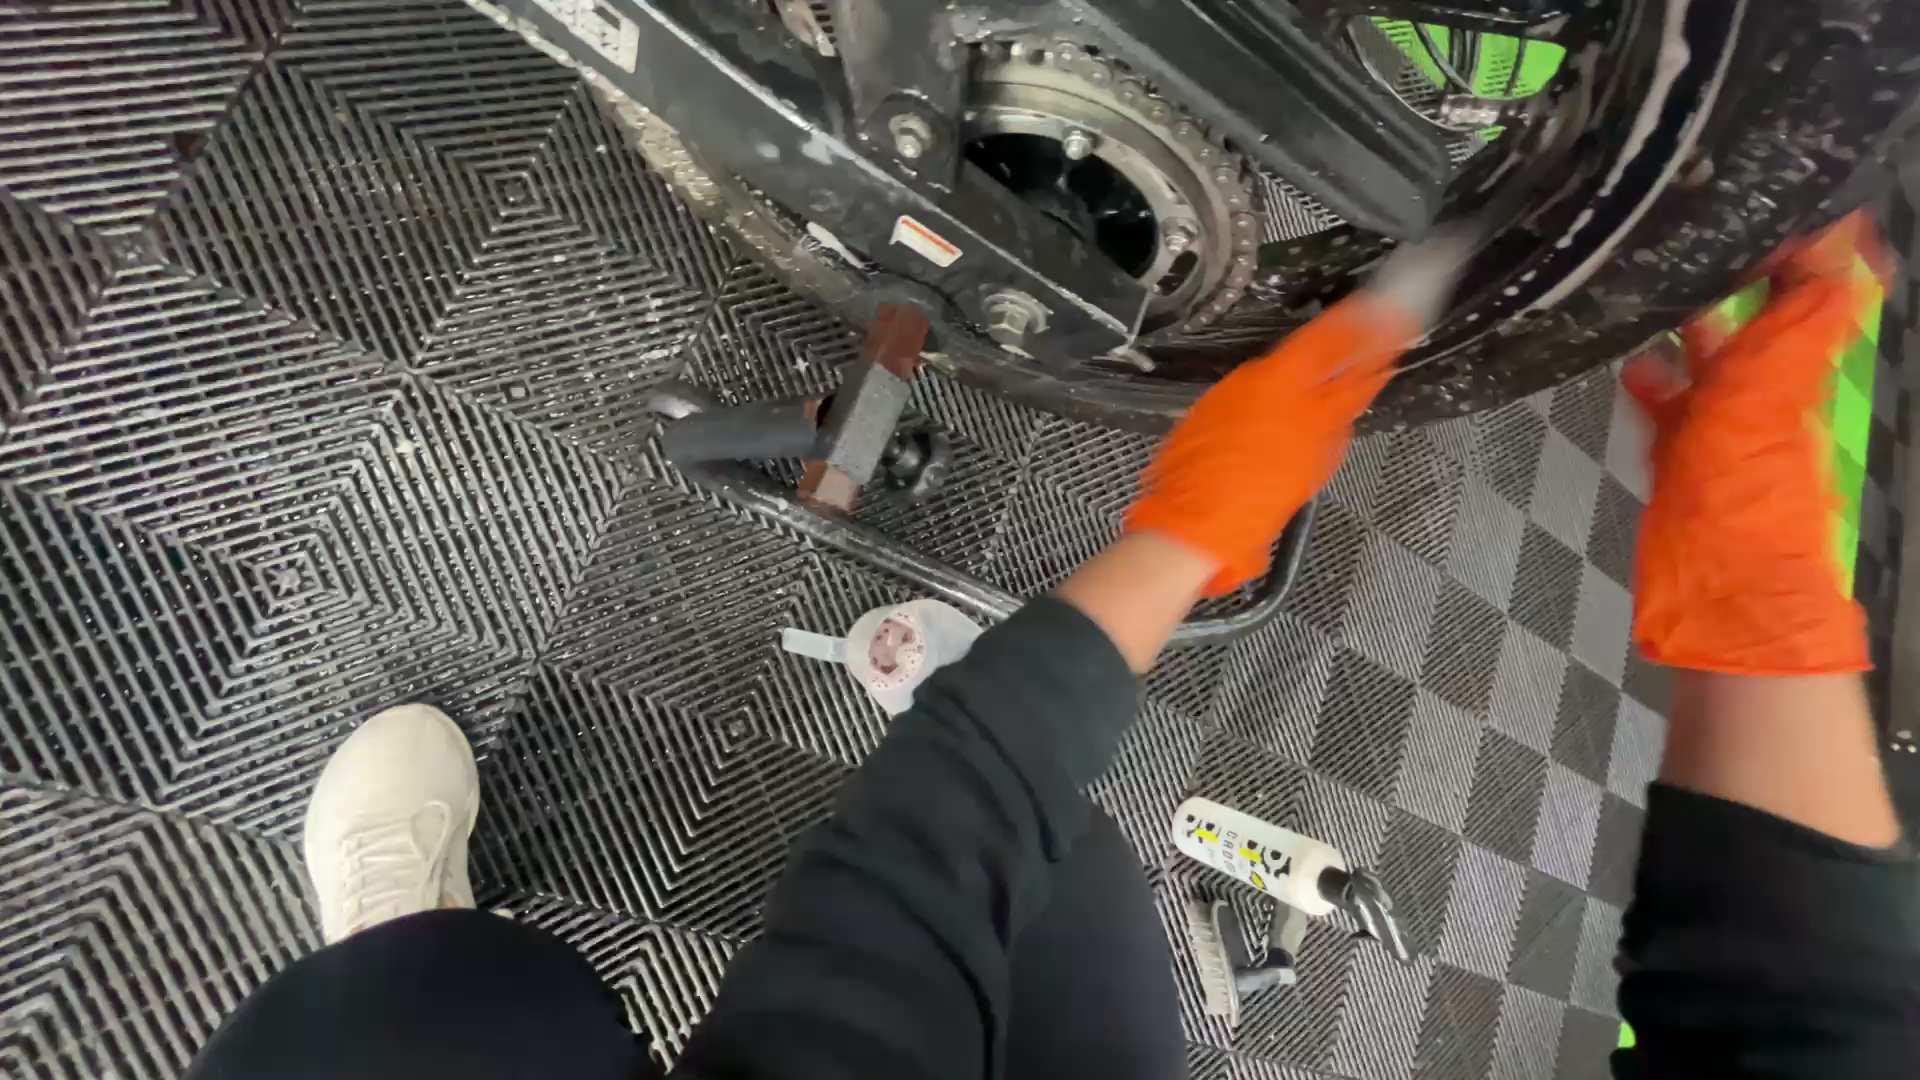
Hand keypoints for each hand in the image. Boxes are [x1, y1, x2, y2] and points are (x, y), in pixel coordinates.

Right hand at [1123, 293, 1415, 595]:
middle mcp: (1311, 413)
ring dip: (1372, 374)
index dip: (1360, 315)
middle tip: (1405, 318)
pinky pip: (1340, 431)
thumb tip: (1276, 372)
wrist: (1203, 526)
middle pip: (1364, 369)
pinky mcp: (1317, 470)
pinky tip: (1342, 408)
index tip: (1381, 298)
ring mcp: (1320, 444)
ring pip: (1356, 401)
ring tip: (1384, 356)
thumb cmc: (1195, 468)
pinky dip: (1345, 414)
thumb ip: (1256, 382)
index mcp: (1282, 385)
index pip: (1333, 338)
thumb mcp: (1216, 405)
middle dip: (1387, 341)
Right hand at [1625, 212, 1880, 674]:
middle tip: (1709, 237)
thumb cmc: (1743, 513)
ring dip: (1690, 325)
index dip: (1811, 249)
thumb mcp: (1766, 415)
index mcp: (1791, 380)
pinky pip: (1672, 406)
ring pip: (1712, 360)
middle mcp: (1763, 396)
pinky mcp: (1685, 456)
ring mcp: (1721, 427)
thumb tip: (1829, 258)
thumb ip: (1789, 340)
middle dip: (1745, 276)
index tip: (1786, 206)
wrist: (1724, 594)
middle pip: (1762, 322)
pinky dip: (1655, 382)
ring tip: (1658, 295)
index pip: (1817, 296)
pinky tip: (1633, 368)